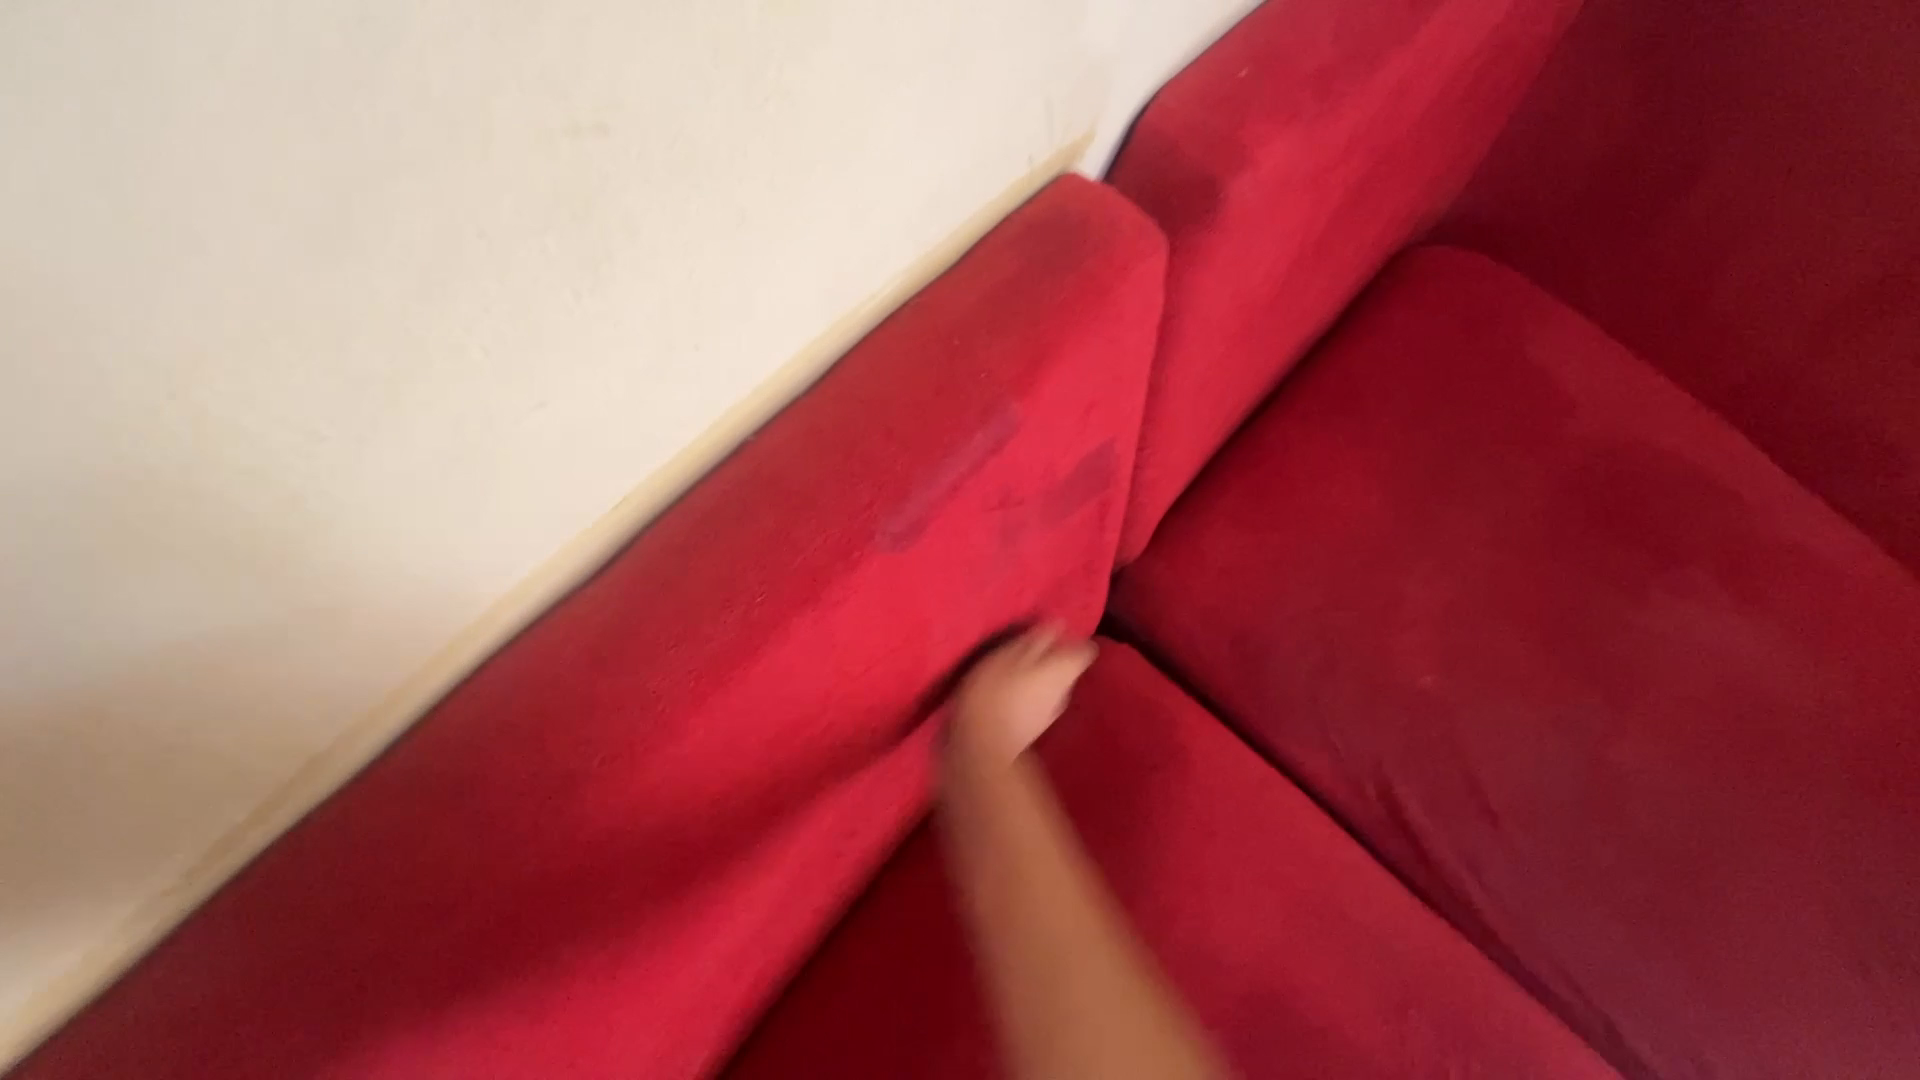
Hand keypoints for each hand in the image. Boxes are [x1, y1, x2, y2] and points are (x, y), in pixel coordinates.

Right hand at [949, 625, 1097, 766]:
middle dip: (1051, 659)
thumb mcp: (1008, 656)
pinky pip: (1038, 703)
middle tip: (1022, 650)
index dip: (1070, 639)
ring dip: (1037, 678)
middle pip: (1067, 669)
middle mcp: (1065, 692)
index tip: (1050, 634)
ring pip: (1053, 687)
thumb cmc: (993, 694)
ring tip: (1009, 672)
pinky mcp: (1036, 729)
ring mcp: (1052, 714)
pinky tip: (1004, 696)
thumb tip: (1057, 624)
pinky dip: (1027, 697)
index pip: (1085, 650)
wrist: (983, 750)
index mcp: (1063, 671)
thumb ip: (1035, 641)